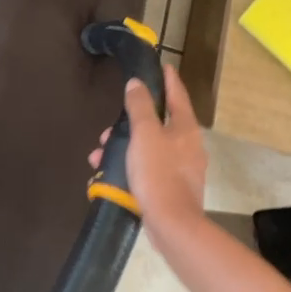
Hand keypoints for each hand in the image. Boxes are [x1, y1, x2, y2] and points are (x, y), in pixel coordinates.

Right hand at [88, 63, 208, 232]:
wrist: (172, 225)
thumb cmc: (159, 173)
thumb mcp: (144, 134)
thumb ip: (139, 106)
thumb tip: (137, 84)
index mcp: (186, 128)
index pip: (178, 94)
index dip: (169, 78)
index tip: (162, 65)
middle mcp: (189, 145)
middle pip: (160, 123)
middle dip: (133, 121)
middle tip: (112, 124)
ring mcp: (183, 169)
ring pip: (150, 147)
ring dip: (126, 146)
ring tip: (101, 152)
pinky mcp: (172, 189)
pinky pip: (149, 168)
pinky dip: (131, 165)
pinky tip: (109, 172)